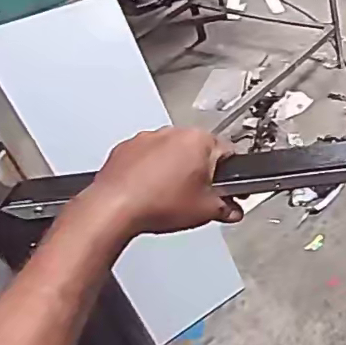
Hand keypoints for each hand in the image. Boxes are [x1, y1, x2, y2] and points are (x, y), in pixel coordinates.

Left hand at [71, 128, 240, 237]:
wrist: (113, 209)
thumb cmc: (156, 203)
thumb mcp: (206, 211)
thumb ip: (226, 208)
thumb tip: (230, 210)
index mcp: (200, 141)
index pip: (228, 153)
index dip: (232, 175)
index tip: (228, 189)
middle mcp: (173, 133)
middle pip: (199, 151)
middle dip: (201, 171)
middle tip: (199, 196)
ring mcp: (148, 139)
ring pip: (172, 152)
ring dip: (176, 169)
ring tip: (172, 196)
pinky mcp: (126, 148)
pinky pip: (147, 157)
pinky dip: (151, 171)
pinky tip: (152, 192)